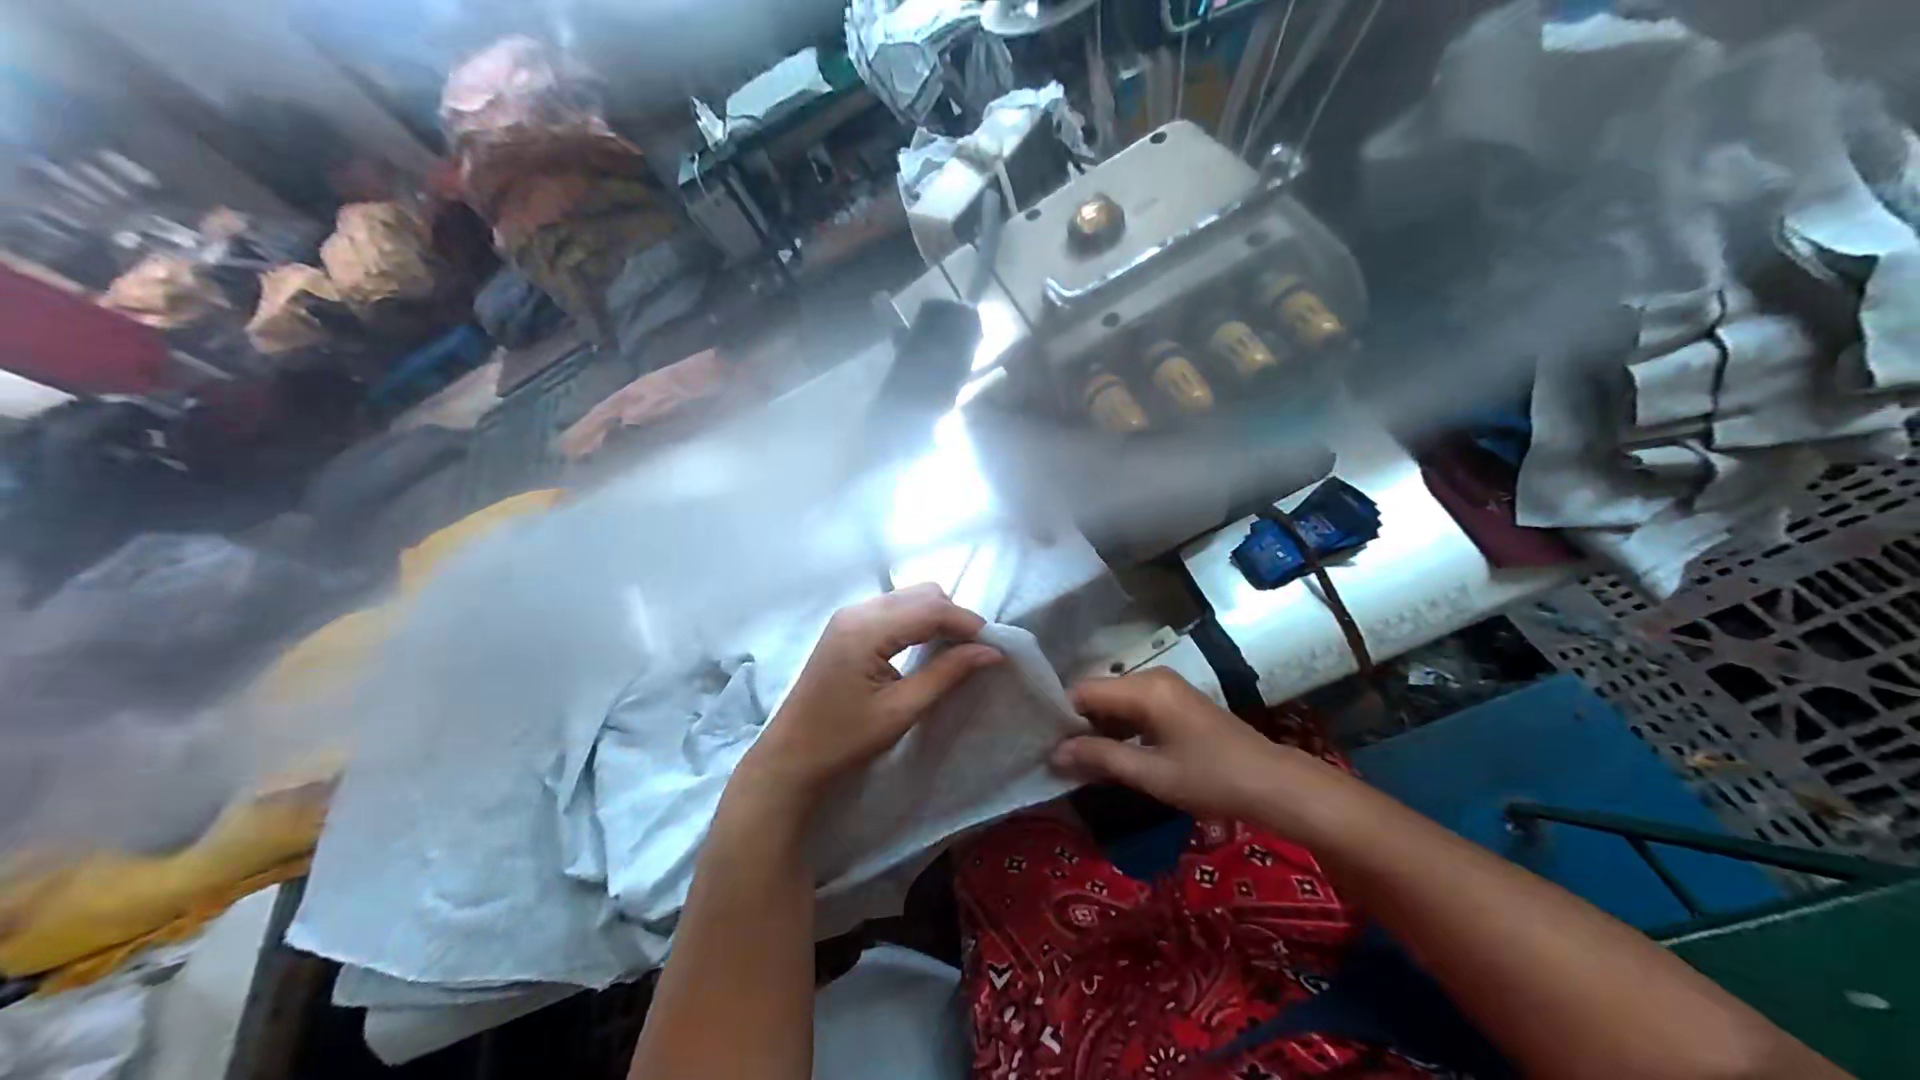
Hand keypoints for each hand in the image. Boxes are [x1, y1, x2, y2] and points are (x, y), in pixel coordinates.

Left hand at [739, 585, 1001, 808]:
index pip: (931, 608)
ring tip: (955, 650)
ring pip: (908, 597)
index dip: (967, 622)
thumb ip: (946, 674)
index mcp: (866, 629)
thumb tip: (991, 652)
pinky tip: (925, 647)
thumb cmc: (845, 738)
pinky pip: (893, 609)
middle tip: (974, 650)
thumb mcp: (901, 710)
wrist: (792, 755)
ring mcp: (848, 616)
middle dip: (953, 615)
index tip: (994, 645)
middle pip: (921, 593)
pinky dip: (917, 621)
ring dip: (936, 616)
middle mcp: (856, 611)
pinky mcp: (846, 626)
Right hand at [1054, 669, 1319, 822]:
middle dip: (1079, 724)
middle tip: (1059, 758)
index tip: (1044, 745)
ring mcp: (1167, 689)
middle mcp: (1153, 679)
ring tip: (1081, 761)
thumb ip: (1100, 758)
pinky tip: (1113, 756)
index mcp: (1145, 689)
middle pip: (1099, 694)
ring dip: (1099, 729)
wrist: (1273, 784)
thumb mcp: (1150, 773)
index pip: (1084, 691)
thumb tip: (1054, 753)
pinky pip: (1135, 709)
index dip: (1062, 716)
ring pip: (1116, 703)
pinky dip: (1120, 730)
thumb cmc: (1210, 778)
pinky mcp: (1176, 703)